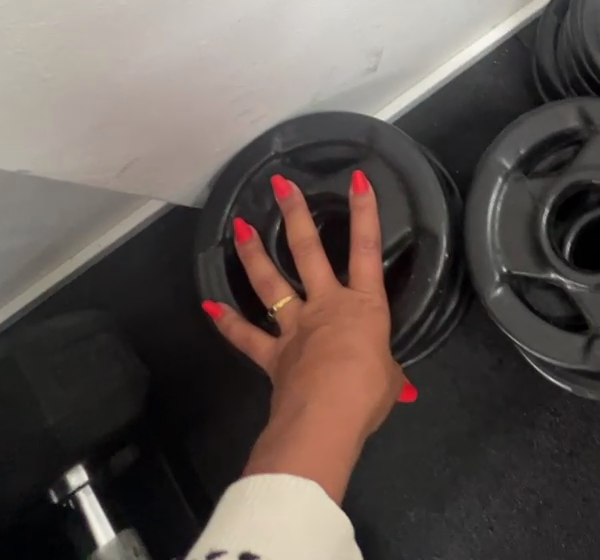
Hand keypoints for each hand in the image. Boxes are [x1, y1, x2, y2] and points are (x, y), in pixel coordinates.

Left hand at [202, 169, 412, 502]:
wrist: (326, 420)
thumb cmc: (367, 393)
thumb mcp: (391, 379)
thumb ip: (386, 369)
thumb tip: (391, 381)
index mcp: (364, 305)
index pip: (367, 248)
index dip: (365, 212)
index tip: (357, 180)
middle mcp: (326, 305)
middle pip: (308, 251)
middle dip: (296, 215)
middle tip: (283, 185)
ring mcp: (296, 327)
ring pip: (272, 283)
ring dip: (254, 254)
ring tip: (241, 226)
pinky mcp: (273, 354)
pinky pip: (247, 336)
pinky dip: (227, 322)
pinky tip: (208, 306)